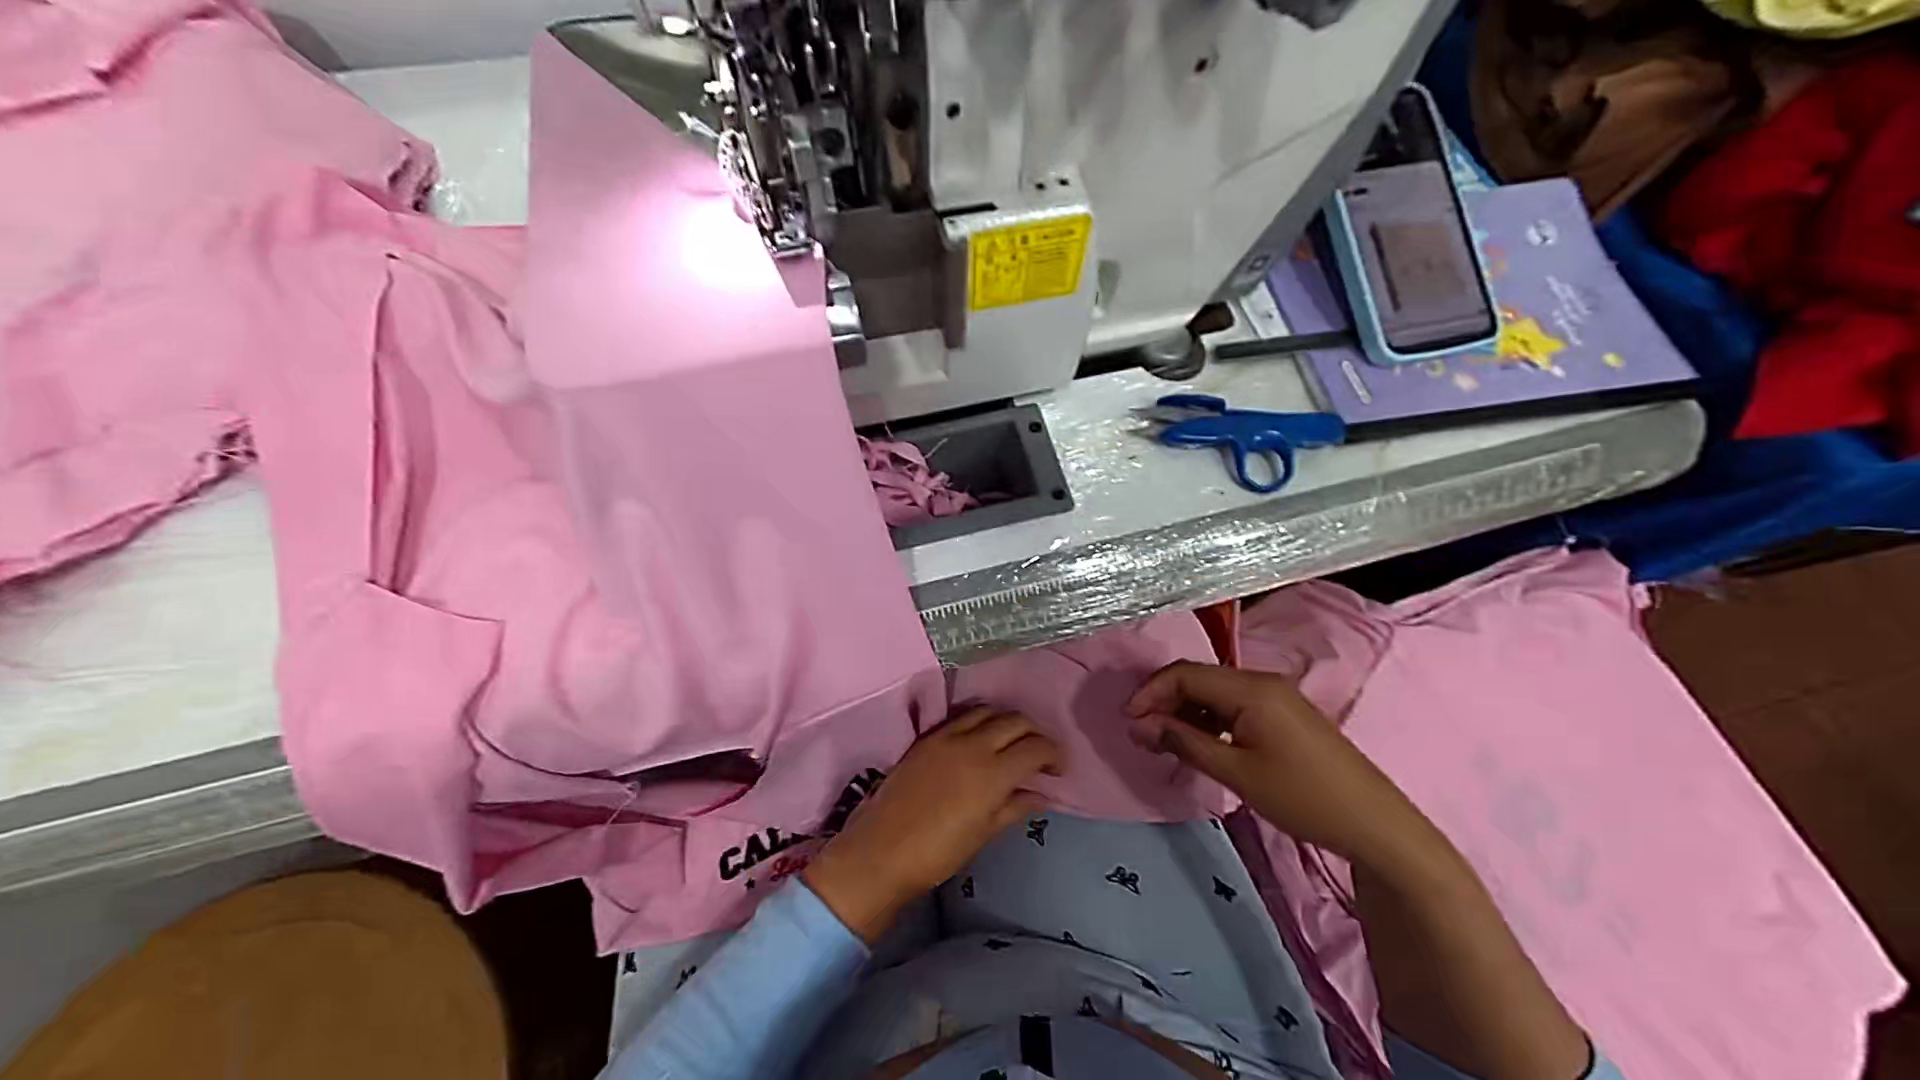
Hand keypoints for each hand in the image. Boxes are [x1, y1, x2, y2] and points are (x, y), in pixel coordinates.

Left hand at [805, 707, 1062, 942]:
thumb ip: (1014, 806)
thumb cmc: (938, 853)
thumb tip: (1040, 794)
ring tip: (1012, 741)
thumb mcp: (983, 833)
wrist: (881, 851)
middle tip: (1039, 754)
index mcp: (993, 772)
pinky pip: (962, 715)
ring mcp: (946, 736)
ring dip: (1007, 721)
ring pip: (989, 711)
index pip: (1035, 747)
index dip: (1054, 754)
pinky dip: (981, 719)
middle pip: (1015, 721)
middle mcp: (973, 744)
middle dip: (1034, 734)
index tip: (1057, 769)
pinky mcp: (927, 737)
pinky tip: (982, 735)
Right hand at [1126, 661, 1438, 874]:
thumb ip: (1184, 742)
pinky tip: (1201, 744)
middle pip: (1200, 679)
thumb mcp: (1236, 772)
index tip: (1128, 721)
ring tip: (1166, 743)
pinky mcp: (1285, 715)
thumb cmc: (1303, 796)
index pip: (1185, 674)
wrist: (1375, 825)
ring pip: (1216, 692)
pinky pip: (1235, 706)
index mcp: (1252, 688)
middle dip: (1165, 702)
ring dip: (1186, 712)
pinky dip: (1209, 720)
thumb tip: (1139, 726)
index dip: (1150, 693)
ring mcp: (1278, 697)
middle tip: (1142, 735)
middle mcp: (1263, 682)